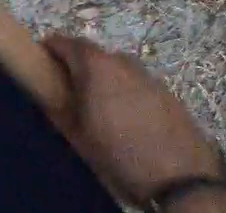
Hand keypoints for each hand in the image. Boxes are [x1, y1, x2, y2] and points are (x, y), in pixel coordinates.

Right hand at [43, 36, 225, 209]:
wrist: (185, 184)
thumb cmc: (120, 155)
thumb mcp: (77, 136)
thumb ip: (56, 108)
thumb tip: (43, 95)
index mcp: (94, 64)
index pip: (61, 41)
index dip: (47, 50)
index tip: (40, 65)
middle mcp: (122, 61)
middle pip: (92, 54)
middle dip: (78, 67)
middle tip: (71, 92)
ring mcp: (150, 77)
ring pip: (118, 70)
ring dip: (106, 81)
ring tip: (104, 110)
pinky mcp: (172, 96)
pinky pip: (140, 87)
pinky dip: (130, 95)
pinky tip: (132, 123)